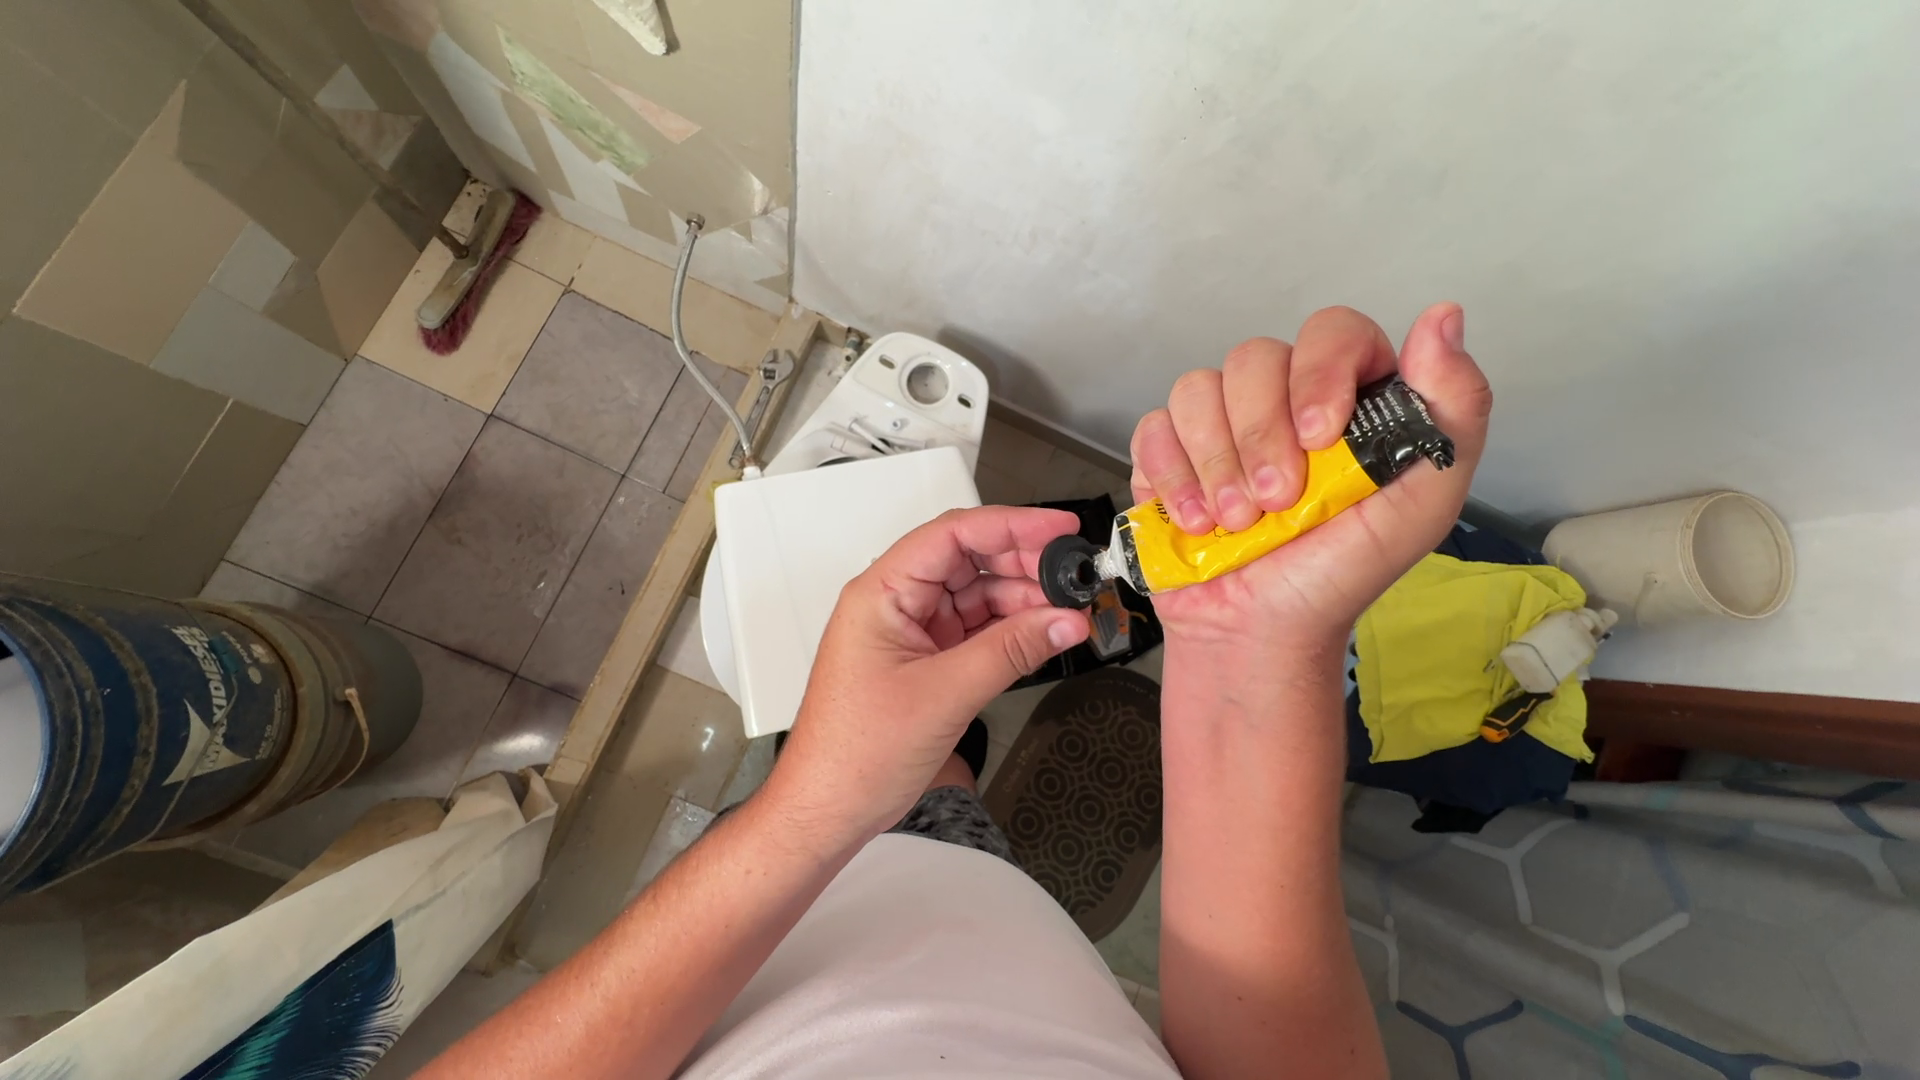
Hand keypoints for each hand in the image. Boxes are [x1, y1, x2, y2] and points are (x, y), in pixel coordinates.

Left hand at [763, 506, 1091, 839]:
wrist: (829, 810)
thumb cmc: (853, 755)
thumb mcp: (944, 694)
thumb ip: (1010, 651)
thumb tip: (1062, 620)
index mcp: (881, 593)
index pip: (952, 535)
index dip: (1010, 524)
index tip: (1057, 527)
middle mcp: (895, 602)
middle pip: (968, 559)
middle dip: (1023, 562)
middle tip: (1073, 573)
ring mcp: (911, 630)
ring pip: (976, 593)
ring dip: (1022, 597)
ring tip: (1066, 608)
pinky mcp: (925, 658)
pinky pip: (975, 628)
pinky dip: (1010, 628)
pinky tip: (1041, 631)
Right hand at [1129, 303, 1491, 649]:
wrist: (1256, 630)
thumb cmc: (1336, 575)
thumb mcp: (1420, 504)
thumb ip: (1452, 411)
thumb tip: (1443, 317)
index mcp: (1344, 400)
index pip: (1331, 333)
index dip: (1319, 373)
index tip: (1318, 440)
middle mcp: (1277, 401)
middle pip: (1252, 358)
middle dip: (1259, 435)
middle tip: (1275, 503)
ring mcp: (1216, 426)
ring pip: (1196, 388)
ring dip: (1214, 463)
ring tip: (1232, 523)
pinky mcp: (1165, 454)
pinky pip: (1153, 429)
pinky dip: (1171, 477)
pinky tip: (1195, 521)